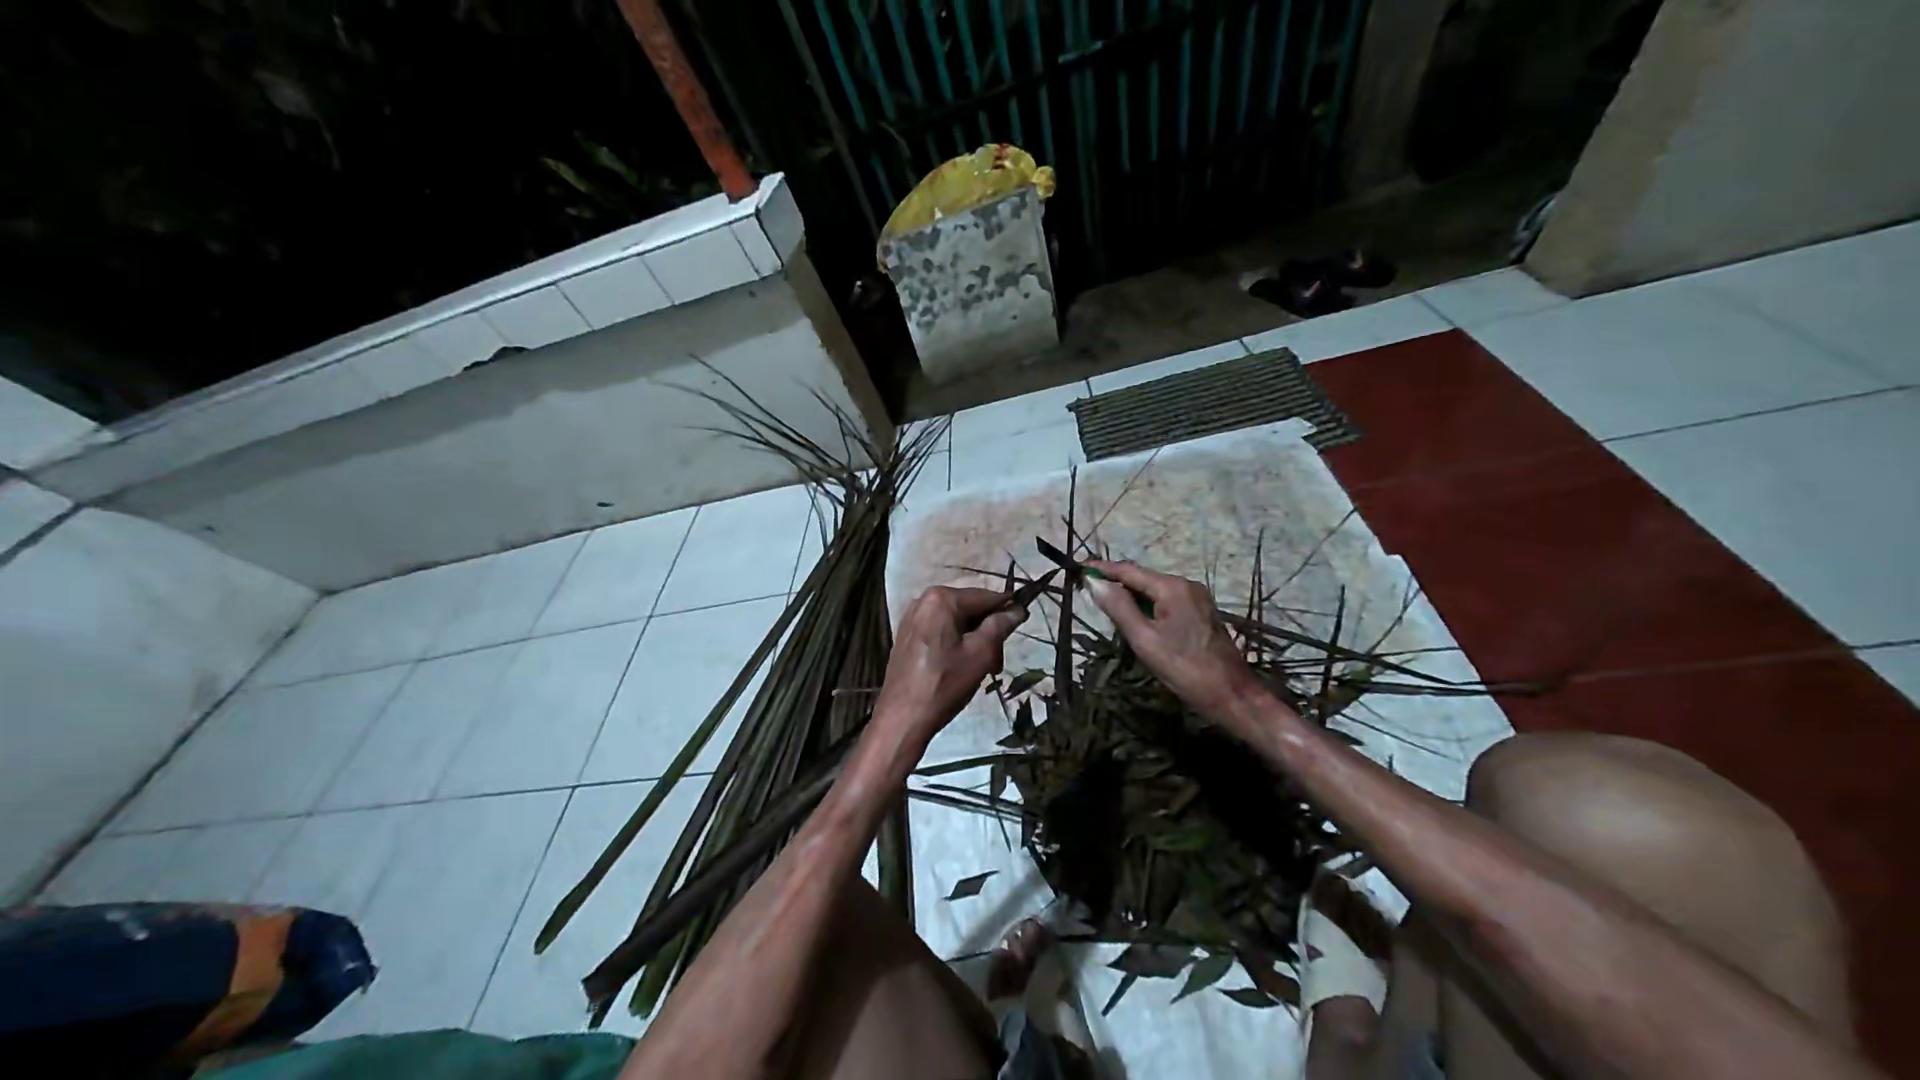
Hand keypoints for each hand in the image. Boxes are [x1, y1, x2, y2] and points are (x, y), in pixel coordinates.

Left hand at [873, 585, 1028, 743]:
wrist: (902, 718)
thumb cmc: (944, 683)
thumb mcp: (980, 654)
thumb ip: (1000, 626)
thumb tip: (1017, 609)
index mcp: (941, 598)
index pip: (986, 596)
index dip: (1007, 610)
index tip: (1023, 625)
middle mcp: (923, 600)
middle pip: (969, 608)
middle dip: (988, 631)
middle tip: (997, 661)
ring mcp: (912, 618)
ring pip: (955, 622)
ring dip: (973, 640)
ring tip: (983, 668)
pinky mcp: (906, 636)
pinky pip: (940, 631)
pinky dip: (955, 644)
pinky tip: (961, 667)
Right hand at [1084, 560, 1264, 727]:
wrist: (1231, 694)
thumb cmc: (1184, 668)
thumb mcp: (1144, 639)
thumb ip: (1119, 608)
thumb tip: (1095, 582)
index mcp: (1172, 587)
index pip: (1129, 570)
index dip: (1103, 569)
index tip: (1079, 567)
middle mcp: (1186, 585)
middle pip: (1143, 578)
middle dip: (1116, 582)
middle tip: (1087, 587)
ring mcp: (1197, 598)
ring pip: (1155, 590)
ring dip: (1131, 595)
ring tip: (1105, 602)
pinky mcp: (1201, 613)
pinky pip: (1167, 601)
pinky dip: (1147, 605)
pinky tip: (1135, 617)